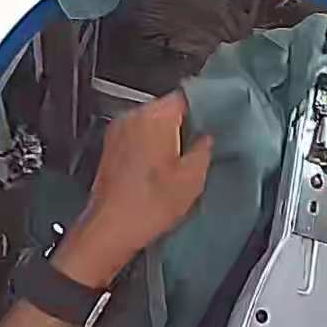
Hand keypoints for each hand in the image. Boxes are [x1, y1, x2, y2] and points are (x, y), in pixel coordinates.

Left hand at [54, 91, 212, 288]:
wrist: (111, 229)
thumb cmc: (148, 205)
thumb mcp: (193, 177)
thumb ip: (204, 149)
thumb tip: (206, 139)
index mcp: (155, 117)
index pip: (186, 96)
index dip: (205, 108)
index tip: (214, 122)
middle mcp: (133, 118)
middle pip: (168, 108)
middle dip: (186, 125)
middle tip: (200, 147)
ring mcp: (118, 132)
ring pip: (152, 123)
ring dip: (168, 136)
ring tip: (180, 162)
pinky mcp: (111, 148)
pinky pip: (138, 137)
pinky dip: (151, 147)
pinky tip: (160, 170)